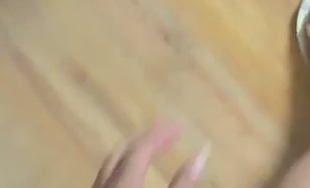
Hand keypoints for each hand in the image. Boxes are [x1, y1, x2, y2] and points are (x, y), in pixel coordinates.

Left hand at [91, 120, 207, 187]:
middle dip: (144, 138)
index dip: (161, 133)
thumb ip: (182, 182)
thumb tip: (203, 152)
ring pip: (110, 165)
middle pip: (121, 151)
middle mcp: (105, 182)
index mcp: (124, 179)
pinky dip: (122, 168)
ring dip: (131, 152)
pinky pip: (106, 178)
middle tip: (166, 133)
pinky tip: (132, 176)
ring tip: (152, 151)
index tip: (181, 127)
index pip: (142, 145)